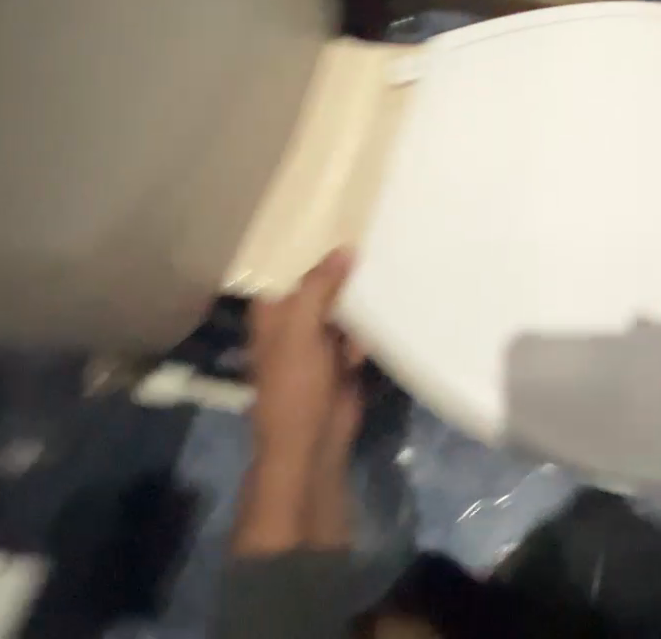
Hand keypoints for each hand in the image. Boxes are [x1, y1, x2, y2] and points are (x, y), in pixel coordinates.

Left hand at [233, 249, 364, 554]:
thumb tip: (345, 248)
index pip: (290, 267)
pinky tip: (385, 315)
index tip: (341, 218)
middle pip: (323, 282)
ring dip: (363, 297)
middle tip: (375, 236)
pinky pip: (362, 327)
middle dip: (346, 269)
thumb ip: (319, 287)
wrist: (313, 442)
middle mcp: (296, 319)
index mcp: (273, 311)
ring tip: (387, 271)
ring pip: (346, 303)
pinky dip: (372, 325)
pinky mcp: (345, 355)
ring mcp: (321, 338)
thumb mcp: (300, 330)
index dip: (311, 247)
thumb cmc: (294, 385)